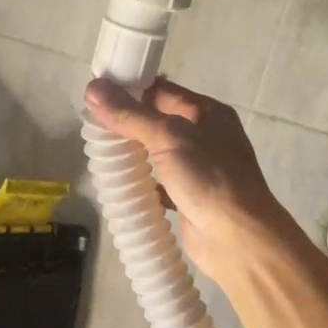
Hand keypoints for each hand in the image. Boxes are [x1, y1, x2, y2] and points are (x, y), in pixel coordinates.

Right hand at [84, 77, 309, 284]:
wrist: (237, 239)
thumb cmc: (208, 178)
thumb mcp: (168, 137)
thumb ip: (131, 115)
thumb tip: (93, 88)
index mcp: (208, 112)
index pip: (162, 91)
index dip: (130, 89)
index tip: (95, 94)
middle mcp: (205, 136)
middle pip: (157, 121)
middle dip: (127, 124)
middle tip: (91, 125)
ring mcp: (198, 168)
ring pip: (157, 153)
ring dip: (133, 153)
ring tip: (99, 151)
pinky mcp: (188, 197)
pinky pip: (159, 183)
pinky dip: (142, 183)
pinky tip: (120, 184)